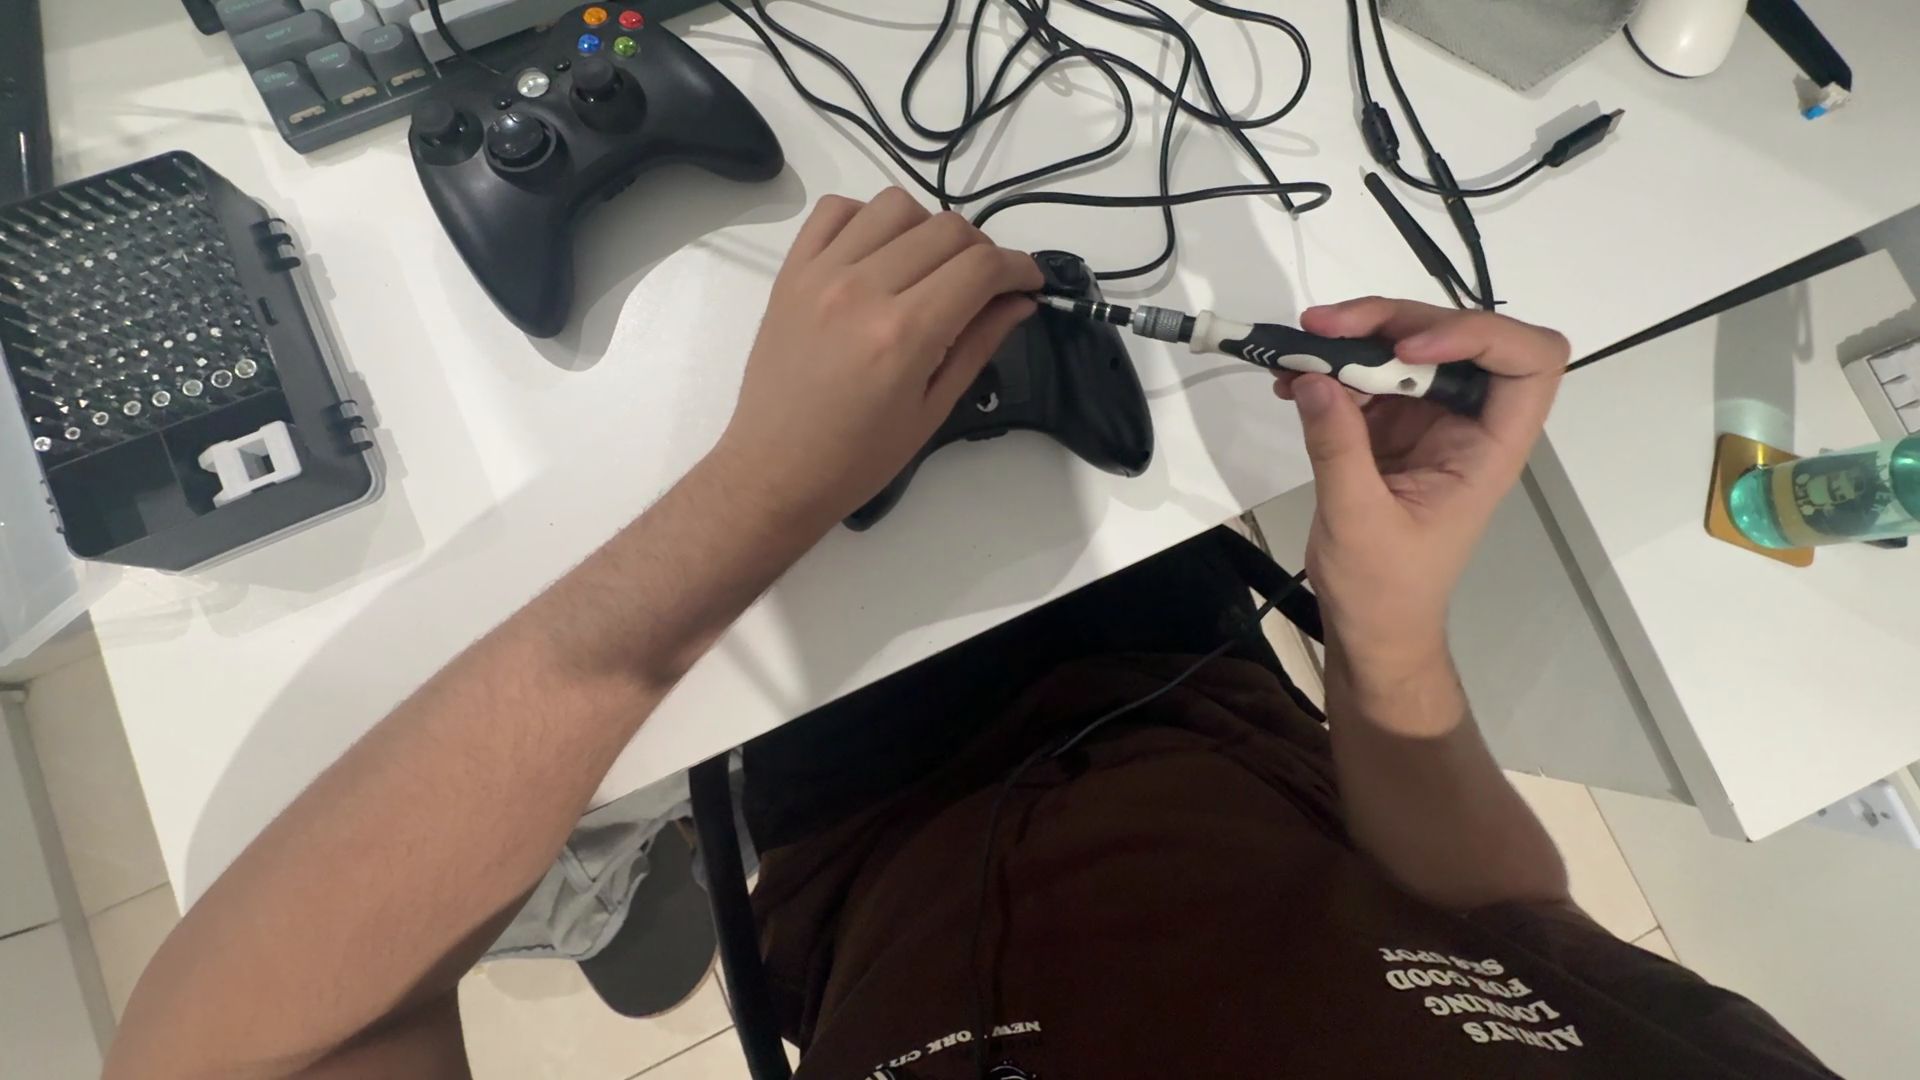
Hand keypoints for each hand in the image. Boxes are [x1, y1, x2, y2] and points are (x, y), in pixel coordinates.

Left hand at [712, 188, 1041, 528]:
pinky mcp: (791, 272)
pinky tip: (878, 255)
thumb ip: (977, 345)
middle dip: (982, 252)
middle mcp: (863, 289)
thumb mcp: (931, 411)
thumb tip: (1019, 301)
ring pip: (895, 206)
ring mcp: (821, 274)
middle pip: (947, 228)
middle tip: (984, 287)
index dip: (1018, 267)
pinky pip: (836, 210)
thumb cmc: (859, 458)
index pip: (980, 267)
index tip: (1028, 282)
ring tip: (929, 269)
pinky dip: (869, 219)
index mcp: (904, 334)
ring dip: (928, 229)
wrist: (776, 470)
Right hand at [1272, 298, 1566, 669]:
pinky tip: (1291, 382)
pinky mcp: (1384, 431)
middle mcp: (1465, 423)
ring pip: (1401, 353)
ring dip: (1350, 344)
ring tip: (1295, 353)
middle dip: (1390, 322)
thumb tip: (1311, 378)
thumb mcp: (1358, 519)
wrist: (1370, 621)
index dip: (1476, 336)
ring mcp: (1423, 423)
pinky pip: (1361, 383)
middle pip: (1453, 341)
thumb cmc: (1384, 587)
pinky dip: (1327, 374)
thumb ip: (1336, 446)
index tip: (1404, 348)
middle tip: (1321, 326)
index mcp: (1489, 447)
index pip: (1527, 362)